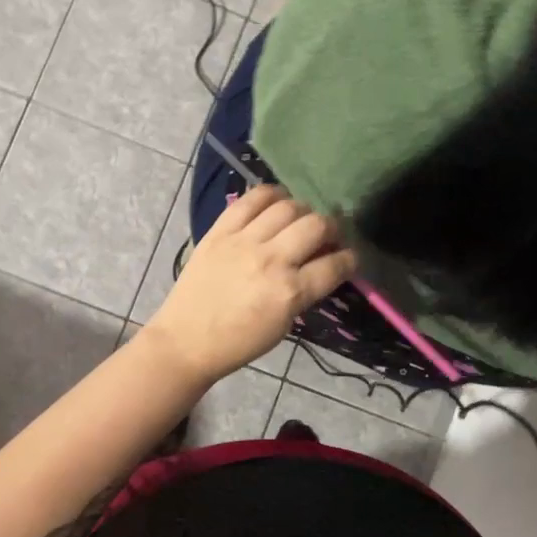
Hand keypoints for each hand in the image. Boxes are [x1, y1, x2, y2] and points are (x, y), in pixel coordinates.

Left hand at [143, 187, 356, 383]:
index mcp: (290, 292)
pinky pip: (251, 199)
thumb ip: (304, 292)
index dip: (350, 259)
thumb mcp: (284, 325)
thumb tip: (322, 265)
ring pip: (287, 206)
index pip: (335, 264)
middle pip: (316, 225)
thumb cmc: (238, 342)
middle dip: (331, 227)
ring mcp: (243, 242)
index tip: (349, 257)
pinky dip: (270, 195)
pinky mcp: (220, 231)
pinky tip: (277, 201)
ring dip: (303, 209)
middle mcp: (271, 260)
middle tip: (328, 234)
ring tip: (301, 218)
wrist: (186, 340)